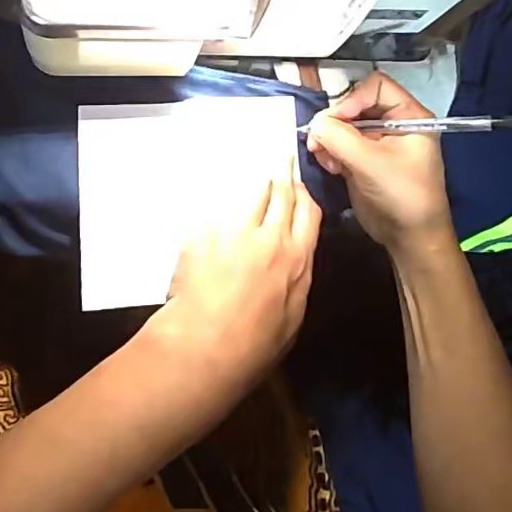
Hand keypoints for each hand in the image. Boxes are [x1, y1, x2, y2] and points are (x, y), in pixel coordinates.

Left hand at [141, 163, 321, 389]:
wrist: (204, 342)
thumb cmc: (251, 345)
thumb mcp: (292, 318)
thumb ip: (296, 281)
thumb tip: (295, 266)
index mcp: (297, 260)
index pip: (308, 213)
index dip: (304, 196)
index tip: (299, 188)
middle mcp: (268, 238)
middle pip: (280, 194)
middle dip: (281, 177)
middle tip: (278, 166)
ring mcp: (233, 231)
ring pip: (249, 193)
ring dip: (253, 183)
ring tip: (252, 174)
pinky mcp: (203, 232)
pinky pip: (215, 209)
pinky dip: (220, 203)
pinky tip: (216, 200)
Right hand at [305, 73, 453, 250]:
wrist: (410, 238)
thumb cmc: (403, 196)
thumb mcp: (371, 163)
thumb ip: (340, 138)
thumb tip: (314, 123)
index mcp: (409, 116)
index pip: (376, 87)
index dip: (352, 99)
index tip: (336, 121)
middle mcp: (393, 124)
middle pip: (354, 105)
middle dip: (334, 122)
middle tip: (319, 141)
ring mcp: (376, 142)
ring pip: (342, 125)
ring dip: (328, 139)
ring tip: (325, 158)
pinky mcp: (362, 159)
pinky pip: (338, 144)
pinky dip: (329, 152)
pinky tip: (331, 168)